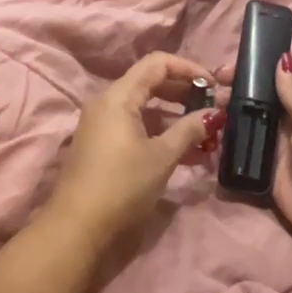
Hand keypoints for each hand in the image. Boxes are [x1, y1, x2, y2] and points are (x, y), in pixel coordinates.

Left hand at [44, 52, 224, 247]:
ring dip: (176, 119)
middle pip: (151, 83)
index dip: (188, 69)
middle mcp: (107, 103)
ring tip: (207, 138)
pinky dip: (161, 134)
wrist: (77, 229)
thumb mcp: (161, 157)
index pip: (157, 63)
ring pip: (146, 109)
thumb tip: (214, 114)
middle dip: (185, 95)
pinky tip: (187, 154)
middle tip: (213, 110)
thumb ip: (189, 130)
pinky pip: (137, 128)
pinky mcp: (103, 146)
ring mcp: (103, 125)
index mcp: (118, 96)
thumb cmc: (121, 185)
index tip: (213, 86)